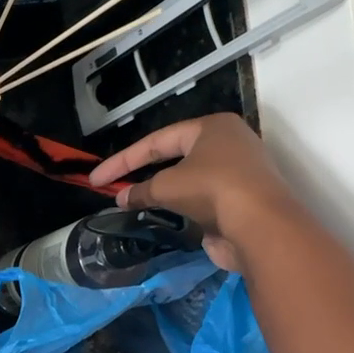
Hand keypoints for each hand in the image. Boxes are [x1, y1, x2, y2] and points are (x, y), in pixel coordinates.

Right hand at [88, 113, 303, 270]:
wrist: (258, 224)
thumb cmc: (212, 190)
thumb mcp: (167, 186)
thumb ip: (141, 191)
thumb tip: (122, 198)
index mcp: (211, 128)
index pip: (156, 141)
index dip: (122, 161)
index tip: (96, 179)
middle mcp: (225, 143)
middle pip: (172, 156)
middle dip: (141, 173)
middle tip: (113, 188)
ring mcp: (233, 171)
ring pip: (185, 177)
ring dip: (158, 190)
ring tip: (131, 203)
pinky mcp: (235, 197)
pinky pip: (197, 196)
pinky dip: (176, 204)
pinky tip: (158, 214)